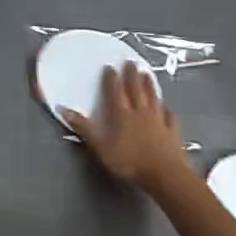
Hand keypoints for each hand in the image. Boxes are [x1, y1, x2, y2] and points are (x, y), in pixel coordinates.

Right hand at [60, 63, 192, 192]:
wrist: (164, 173)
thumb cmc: (129, 162)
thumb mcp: (100, 148)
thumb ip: (84, 129)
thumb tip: (64, 109)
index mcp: (122, 115)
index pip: (116, 92)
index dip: (112, 79)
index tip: (110, 66)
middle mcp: (140, 112)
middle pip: (136, 89)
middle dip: (132, 74)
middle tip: (130, 61)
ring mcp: (158, 120)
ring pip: (153, 97)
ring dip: (149, 84)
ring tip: (147, 73)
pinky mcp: (171, 131)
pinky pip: (168, 115)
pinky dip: (166, 108)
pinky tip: (166, 105)